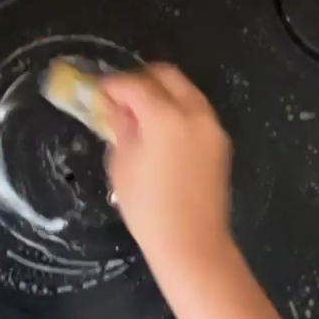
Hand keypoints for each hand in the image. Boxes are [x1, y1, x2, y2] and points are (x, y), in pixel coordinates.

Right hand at [100, 65, 233, 264]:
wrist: (193, 243)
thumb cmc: (149, 210)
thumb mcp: (122, 166)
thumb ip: (121, 129)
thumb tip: (120, 110)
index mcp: (166, 116)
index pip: (135, 84)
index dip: (112, 84)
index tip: (97, 90)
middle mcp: (194, 113)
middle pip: (167, 75)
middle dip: (140, 79)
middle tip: (119, 96)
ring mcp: (212, 126)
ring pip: (185, 91)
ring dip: (161, 93)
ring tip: (138, 114)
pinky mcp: (221, 142)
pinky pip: (196, 112)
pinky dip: (177, 111)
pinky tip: (160, 131)